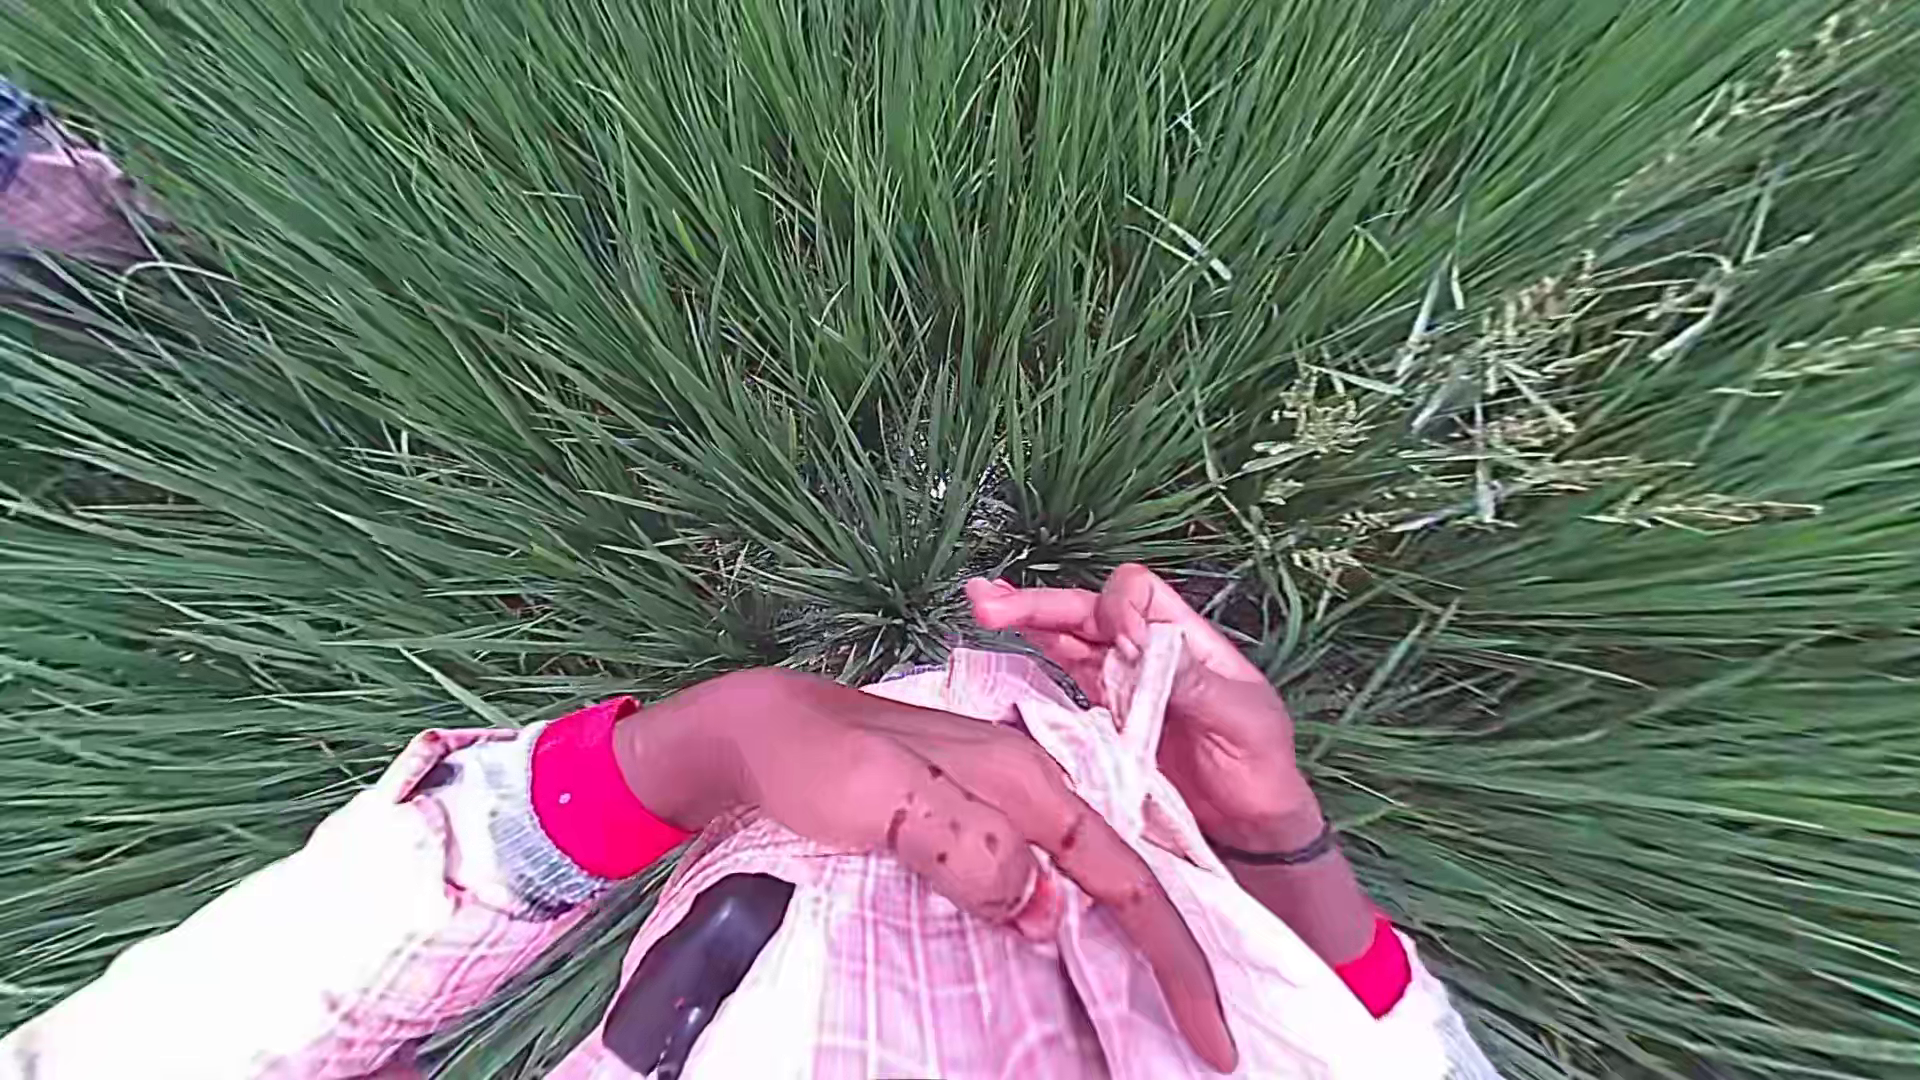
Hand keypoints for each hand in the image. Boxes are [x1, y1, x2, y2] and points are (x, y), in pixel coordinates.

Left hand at [615, 667, 1236, 1071]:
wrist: (758, 731)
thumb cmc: (813, 754)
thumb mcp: (883, 791)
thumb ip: (965, 838)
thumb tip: (1042, 905)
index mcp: (1014, 774)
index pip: (1114, 865)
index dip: (1170, 947)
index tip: (1213, 1037)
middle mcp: (1013, 784)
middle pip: (1106, 870)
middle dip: (1155, 946)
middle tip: (1189, 1036)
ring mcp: (982, 799)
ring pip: (1066, 875)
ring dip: (1106, 938)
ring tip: (1137, 1011)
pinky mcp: (952, 819)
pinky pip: (1019, 876)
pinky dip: (1048, 920)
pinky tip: (1045, 952)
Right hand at [967, 564, 1321, 852]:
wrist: (1246, 832)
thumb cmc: (1258, 769)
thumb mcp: (1242, 718)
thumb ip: (1191, 674)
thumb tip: (1133, 634)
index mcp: (1181, 636)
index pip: (1136, 592)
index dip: (1117, 607)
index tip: (1120, 644)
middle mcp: (1143, 649)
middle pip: (1084, 608)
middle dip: (1038, 602)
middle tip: (990, 602)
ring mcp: (1117, 679)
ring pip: (1064, 634)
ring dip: (1024, 618)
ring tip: (983, 606)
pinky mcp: (1097, 712)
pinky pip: (1059, 674)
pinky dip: (1030, 654)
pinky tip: (1001, 643)